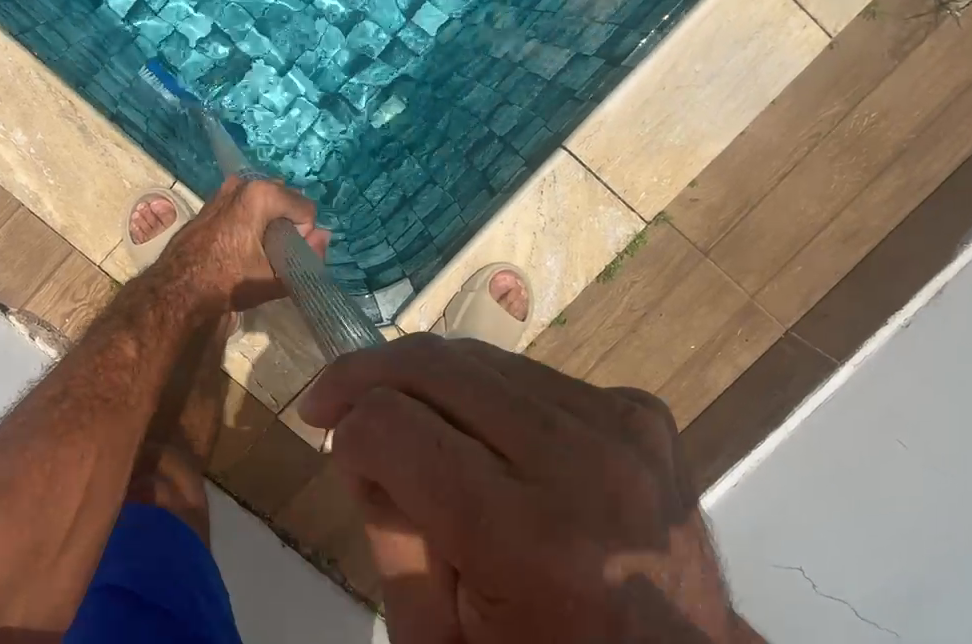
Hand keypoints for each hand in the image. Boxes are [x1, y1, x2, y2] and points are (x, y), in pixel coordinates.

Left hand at [146, 177, 329, 312]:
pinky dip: (250, 221)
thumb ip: (308, 255)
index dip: (303, 235)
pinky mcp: (212, 201)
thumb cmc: (229, 280)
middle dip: (287, 225)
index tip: (285, 255)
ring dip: (269, 223)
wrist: (179, 289)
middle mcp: (244, 183)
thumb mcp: (276, 275)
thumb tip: (325, 236)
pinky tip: (239, 246)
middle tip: (273, 254)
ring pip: (265, 203)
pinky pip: (245, 206)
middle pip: (286, 201)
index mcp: (262, 194)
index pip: (306, 209)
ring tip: (256, 251)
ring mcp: (225, 189)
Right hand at [300, 335, 751, 643]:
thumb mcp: (437, 640)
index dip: (346, 435)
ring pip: (474, 356)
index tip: (340, 459)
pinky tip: (485, 436)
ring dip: (424, 381)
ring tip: (408, 421)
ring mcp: (621, 427)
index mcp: (529, 539)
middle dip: (363, 375)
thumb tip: (361, 437)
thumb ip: (387, 533)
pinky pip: (526, 372)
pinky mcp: (641, 413)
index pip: (391, 424)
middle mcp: (583, 465)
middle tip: (329, 401)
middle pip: (432, 365)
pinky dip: (486, 393)